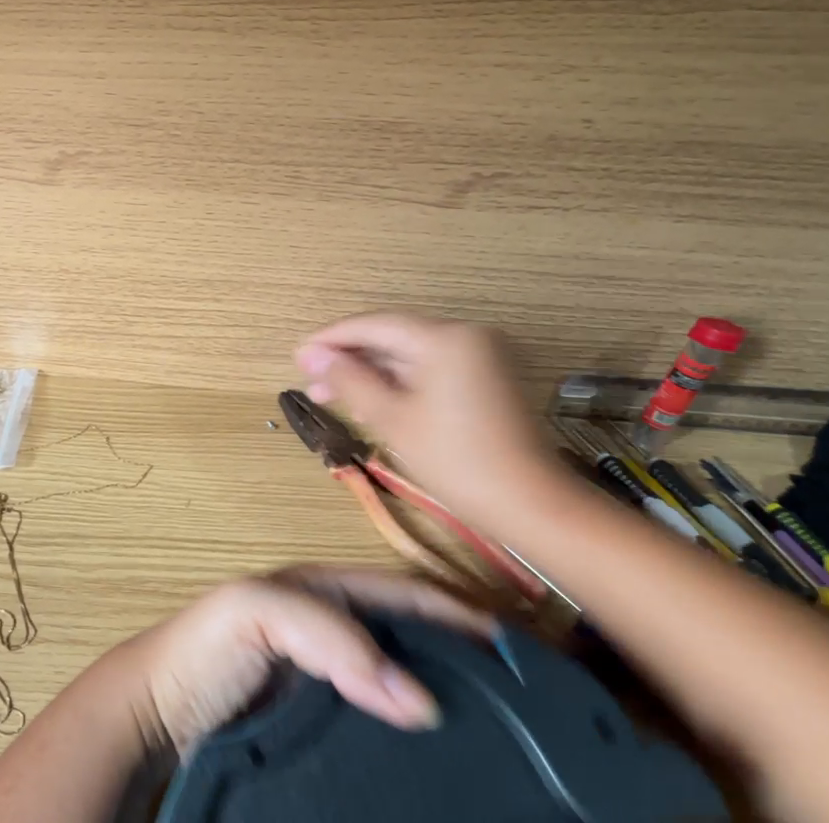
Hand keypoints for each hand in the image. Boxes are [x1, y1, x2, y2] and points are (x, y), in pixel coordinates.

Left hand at [123, 566, 493, 754]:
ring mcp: (332, 680)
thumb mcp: (253, 612)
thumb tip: (417, 697)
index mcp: (322, 591)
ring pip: (405, 683)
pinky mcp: (326, 726)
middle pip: (415, 638)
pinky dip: (421, 736)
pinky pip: (385, 727)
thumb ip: (326, 634)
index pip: (406, 595)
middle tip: (530, 700)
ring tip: (508, 734)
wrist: (155, 719)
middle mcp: (334, 631)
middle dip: (469, 657)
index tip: (522, 650)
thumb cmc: (200, 653)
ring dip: (452, 699)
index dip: (461, 614)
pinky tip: (449, 761)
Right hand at [295, 313, 581, 529]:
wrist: (530, 504)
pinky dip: (399, 383)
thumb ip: (349, 380)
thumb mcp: (392, 419)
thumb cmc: (456, 461)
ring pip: (411, 355)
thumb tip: (311, 355)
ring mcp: (481, 357)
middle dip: (350, 359)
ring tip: (333, 398)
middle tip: (311, 382)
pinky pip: (431, 369)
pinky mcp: (486, 379)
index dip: (331, 339)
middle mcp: (466, 336)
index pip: (375, 324)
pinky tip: (372, 405)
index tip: (297, 356)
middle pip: (394, 336)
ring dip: (372, 374)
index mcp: (445, 337)